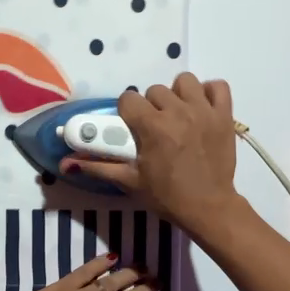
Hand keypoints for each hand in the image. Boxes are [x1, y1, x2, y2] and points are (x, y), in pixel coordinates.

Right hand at [66, 72, 243, 233]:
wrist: (208, 208)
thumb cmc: (166, 197)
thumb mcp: (129, 181)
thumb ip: (97, 166)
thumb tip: (65, 163)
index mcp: (152, 126)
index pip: (129, 99)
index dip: (127, 112)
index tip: (132, 128)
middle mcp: (178, 112)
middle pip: (155, 90)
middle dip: (151, 106)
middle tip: (155, 129)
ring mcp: (204, 111)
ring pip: (185, 82)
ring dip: (178, 95)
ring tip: (179, 115)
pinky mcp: (224, 115)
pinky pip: (218, 86)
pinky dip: (209, 93)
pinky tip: (201, 108)